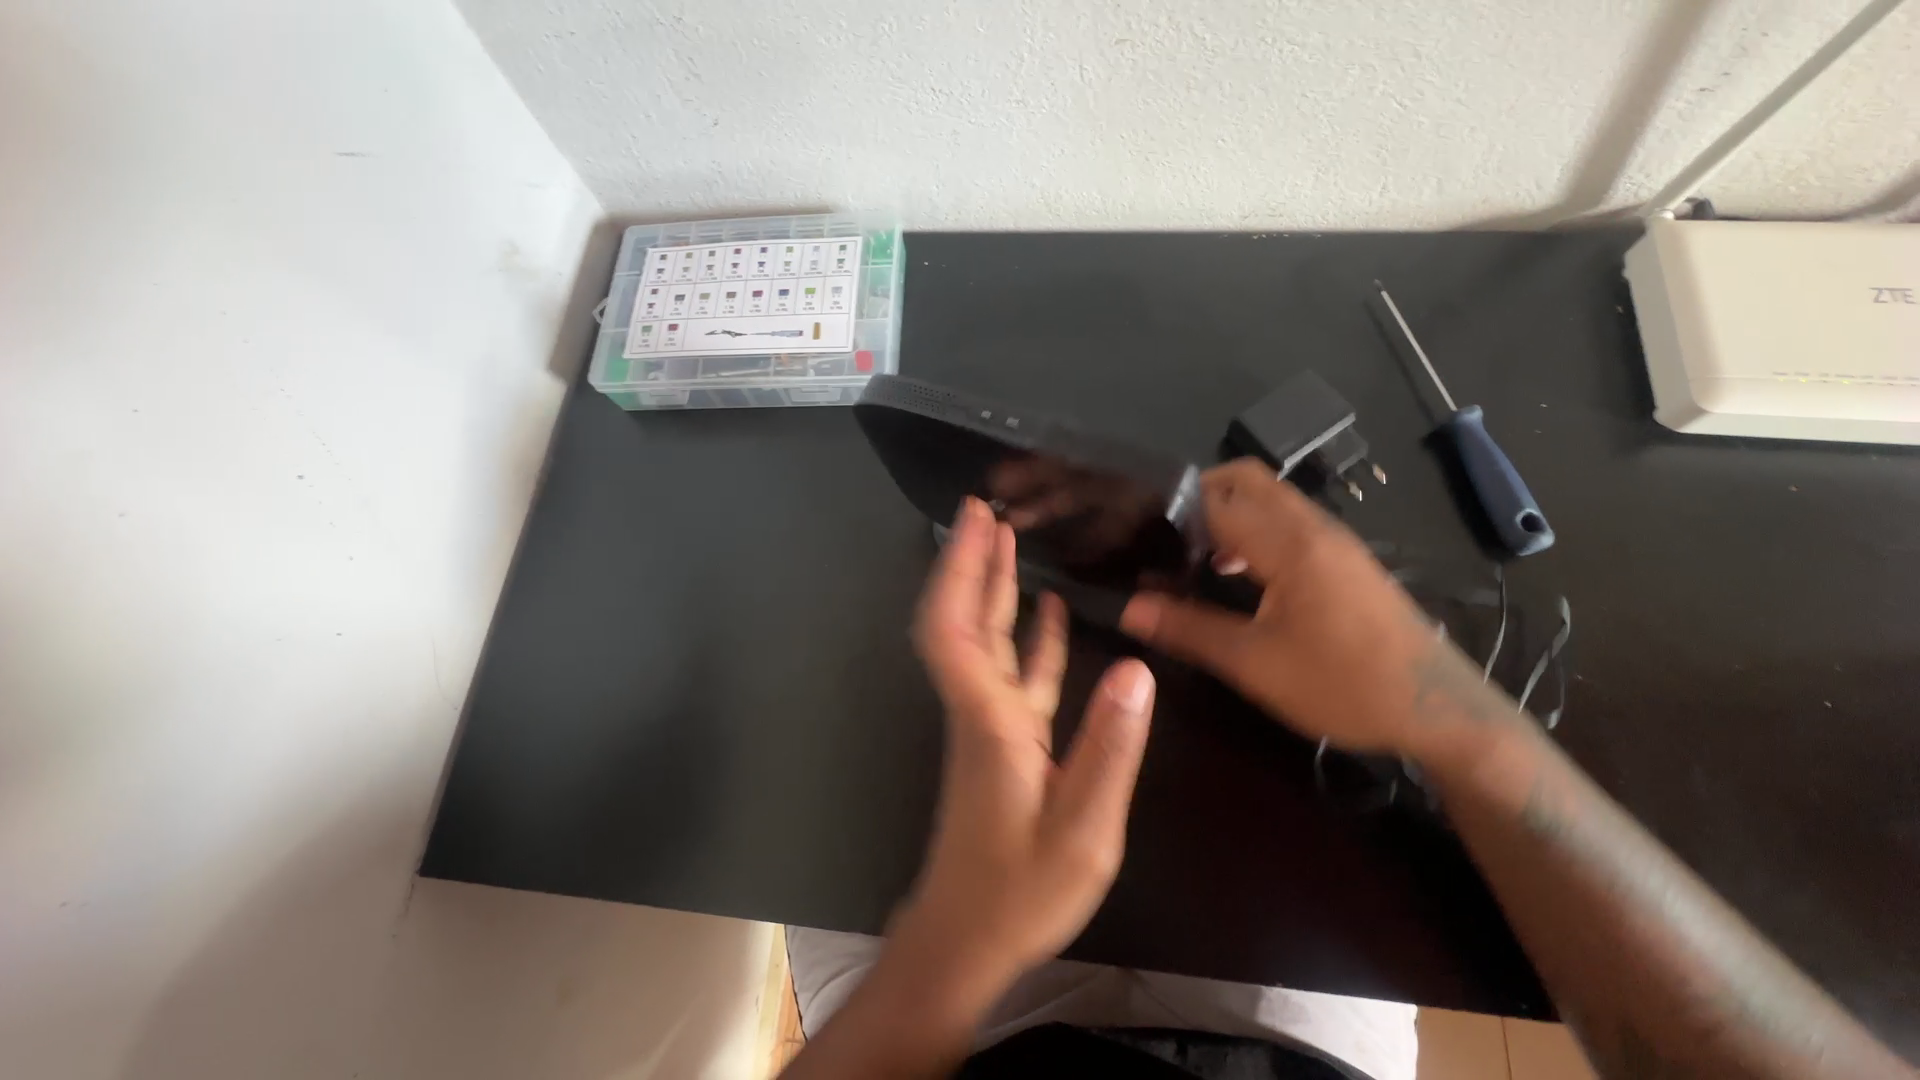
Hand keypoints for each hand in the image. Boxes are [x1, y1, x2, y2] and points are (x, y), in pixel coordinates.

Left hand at [895, 496, 1156, 1001]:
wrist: (966, 940)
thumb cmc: (1020, 892)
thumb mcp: (1084, 829)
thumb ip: (1110, 748)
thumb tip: (1136, 668)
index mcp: (990, 722)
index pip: (955, 631)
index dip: (959, 571)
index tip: (975, 522)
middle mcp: (980, 713)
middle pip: (964, 624)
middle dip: (972, 562)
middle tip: (988, 510)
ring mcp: (989, 729)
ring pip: (987, 645)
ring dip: (994, 591)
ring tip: (1013, 542)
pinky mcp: (1002, 746)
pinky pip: (1014, 678)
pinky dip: (1030, 641)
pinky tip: (1052, 617)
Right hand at [1118, 459, 1459, 757]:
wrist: (1437, 709)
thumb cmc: (1342, 685)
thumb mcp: (1255, 664)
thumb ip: (1189, 629)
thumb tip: (1129, 609)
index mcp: (1289, 544)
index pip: (1216, 498)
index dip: (1172, 511)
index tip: (1137, 536)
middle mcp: (1313, 527)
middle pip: (1248, 479)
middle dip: (1200, 495)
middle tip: (1162, 536)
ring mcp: (1335, 540)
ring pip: (1272, 499)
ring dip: (1229, 512)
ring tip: (1192, 556)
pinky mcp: (1346, 559)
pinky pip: (1290, 522)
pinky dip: (1255, 529)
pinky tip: (1238, 574)